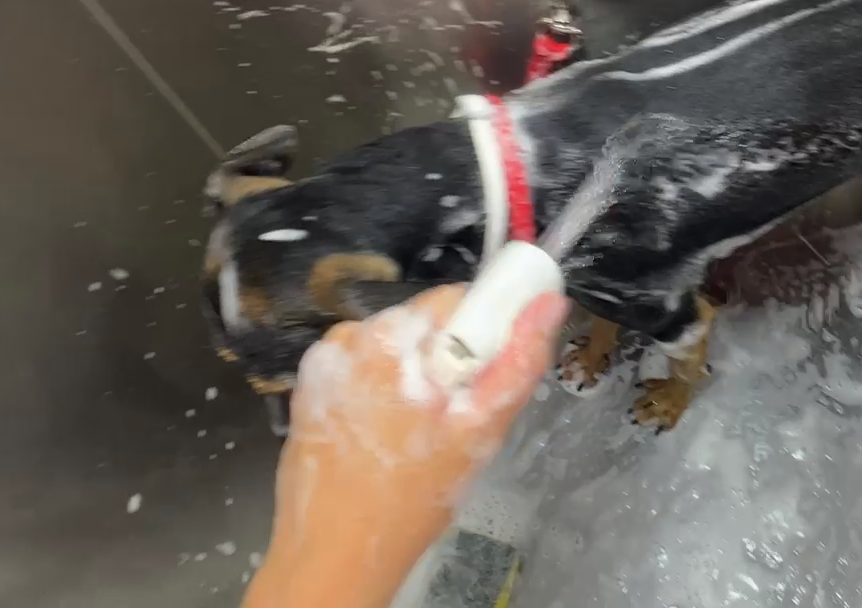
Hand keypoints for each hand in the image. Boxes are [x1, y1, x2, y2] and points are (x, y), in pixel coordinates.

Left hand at [246, 285, 566, 607]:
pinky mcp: (308, 386)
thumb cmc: (413, 494)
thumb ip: (522, 359)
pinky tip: (387, 432)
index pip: (458, 300)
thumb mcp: (483, 428)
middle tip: (455, 415)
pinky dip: (383, 387)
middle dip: (449, 358)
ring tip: (420, 429)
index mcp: (391, 333)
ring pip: (397, 345)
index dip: (483, 334)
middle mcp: (350, 333)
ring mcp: (324, 360)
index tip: (482, 379)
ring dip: (416, 373)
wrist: (332, 561)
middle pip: (426, 323)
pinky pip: (365, 366)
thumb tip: (552, 302)